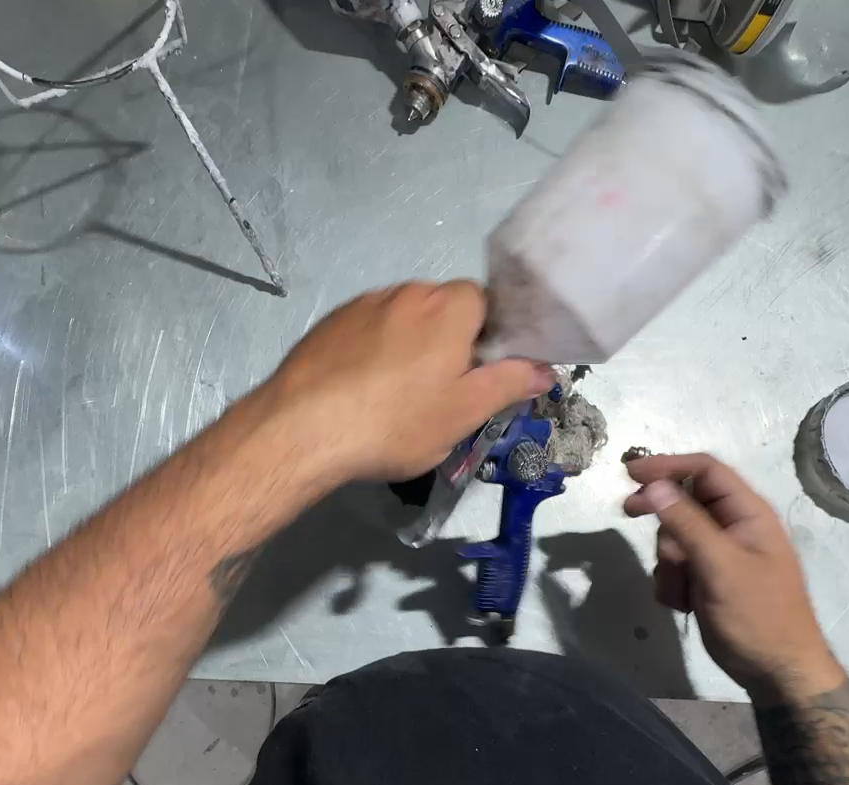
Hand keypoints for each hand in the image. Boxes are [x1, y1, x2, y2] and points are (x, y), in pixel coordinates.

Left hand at [249, 282, 553, 483]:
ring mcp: (363, 304)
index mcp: (448, 307)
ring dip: (410, 347)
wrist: (303, 428)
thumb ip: (508, 384)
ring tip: (395, 397)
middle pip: (444, 309)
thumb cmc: (395, 422)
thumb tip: (545, 369)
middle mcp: (407, 292)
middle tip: (440, 394)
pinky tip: (362, 391)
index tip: (479, 375)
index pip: (486, 303)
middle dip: (449, 343)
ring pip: (404, 320)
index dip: (488, 338)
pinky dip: (374, 353)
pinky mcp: (330, 323)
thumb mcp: (463, 412)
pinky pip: (368, 330)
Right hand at [624, 454, 844, 702]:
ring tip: (684, 590)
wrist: (777, 672)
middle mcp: (734, 527)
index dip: (667, 466)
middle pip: (683, 502)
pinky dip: (672, 583)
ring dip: (669, 562)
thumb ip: (686, 523)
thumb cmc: (758, 616)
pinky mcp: (707, 579)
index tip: (629, 473)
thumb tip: (653, 485)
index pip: (704, 470)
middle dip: (662, 519)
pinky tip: (685, 604)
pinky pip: (675, 567)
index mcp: (748, 513)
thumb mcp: (719, 566)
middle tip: (629, 514)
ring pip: (674, 538)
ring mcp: (719, 555)